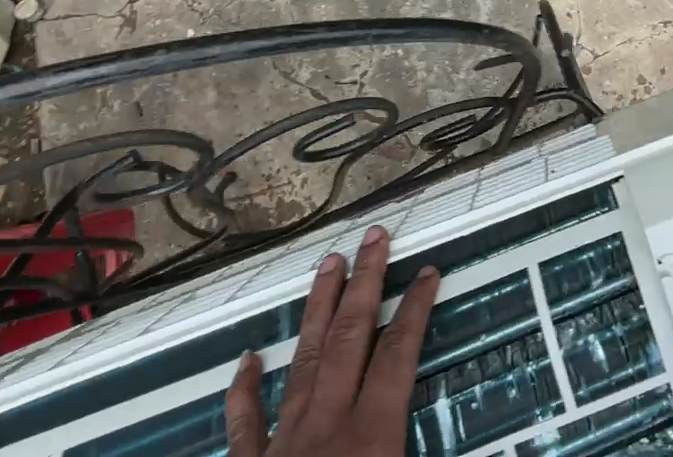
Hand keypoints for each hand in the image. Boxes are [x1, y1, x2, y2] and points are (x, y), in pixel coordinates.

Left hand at [226, 225, 439, 456]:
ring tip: (329, 264)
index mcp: (371, 436)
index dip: (415, 310)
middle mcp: (326, 425)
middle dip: (365, 282)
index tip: (428, 273)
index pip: (397, 355)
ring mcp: (283, 443)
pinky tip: (248, 359)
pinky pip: (245, 422)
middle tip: (374, 237)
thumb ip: (427, 450)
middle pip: (349, 339)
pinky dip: (245, 388)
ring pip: (303, 362)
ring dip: (318, 310)